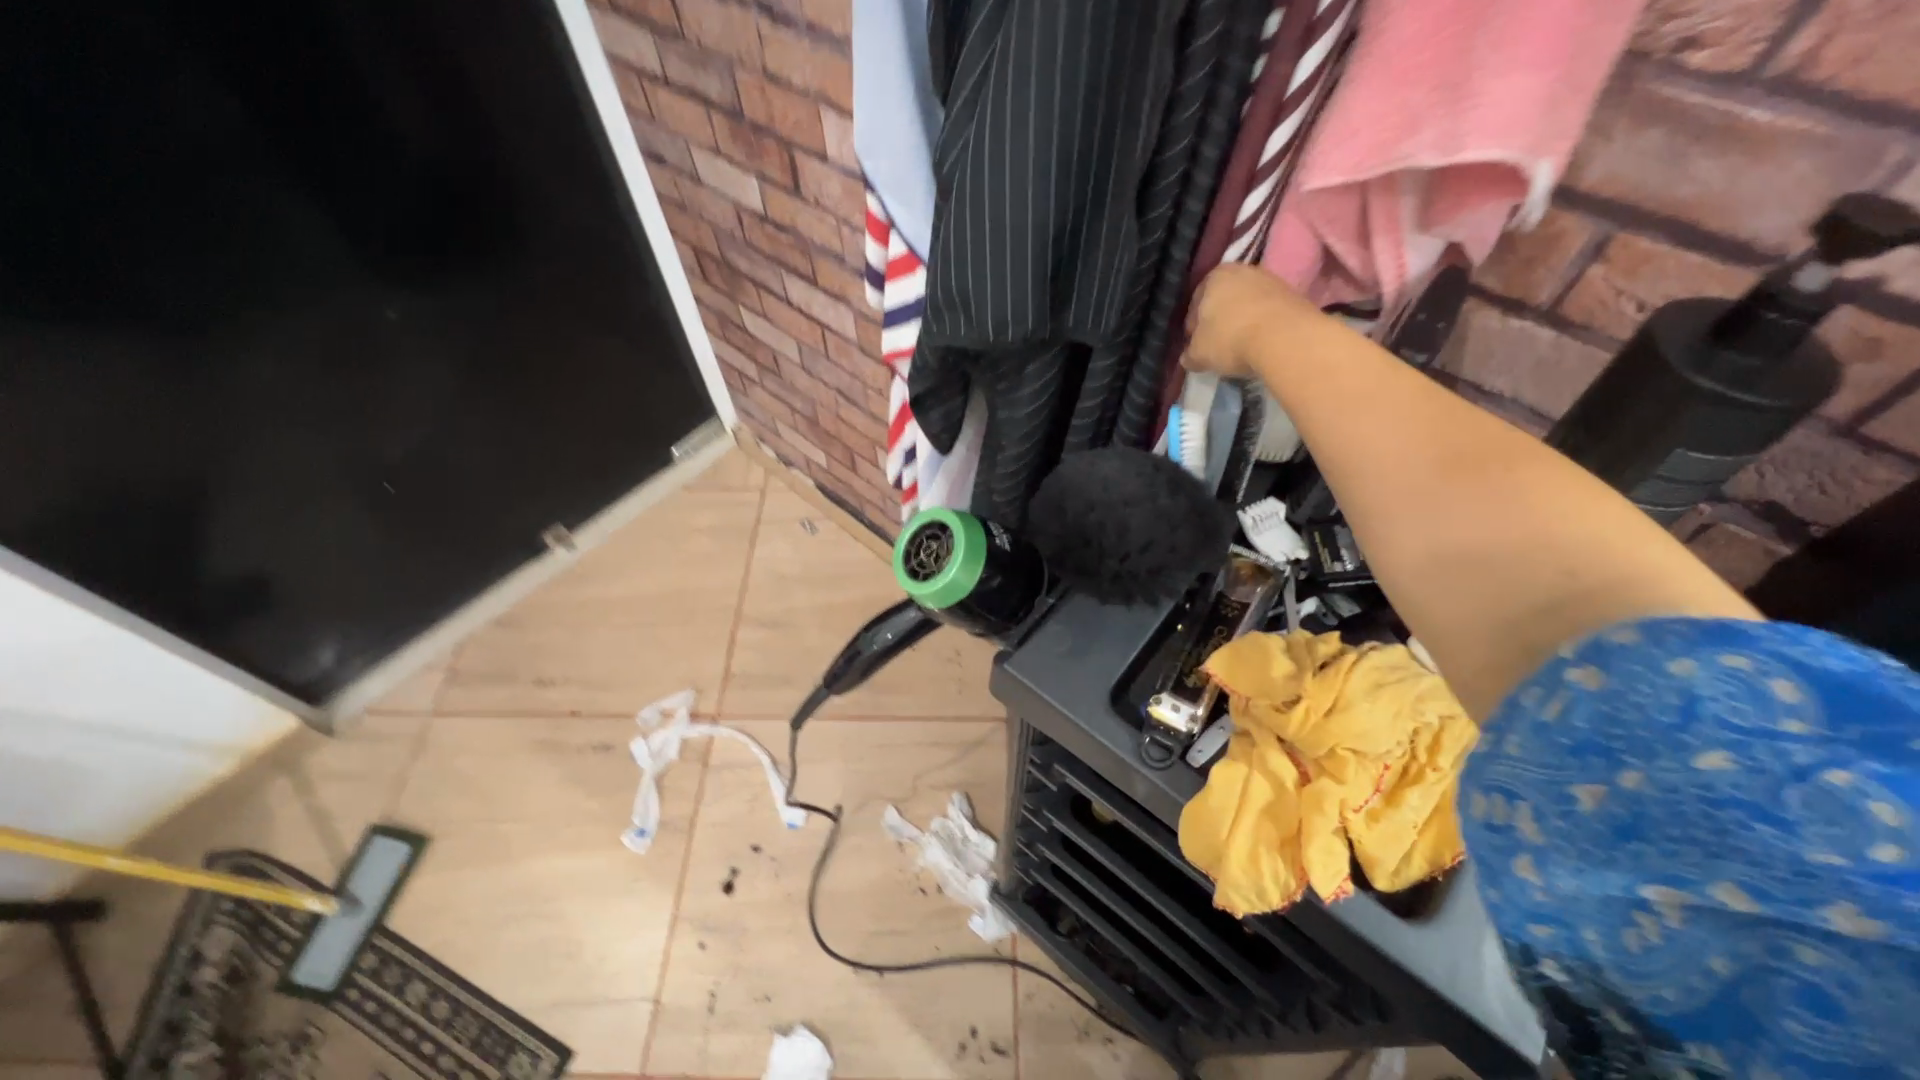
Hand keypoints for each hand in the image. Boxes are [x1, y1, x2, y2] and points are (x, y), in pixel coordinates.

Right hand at [1183, 265, 1325, 377]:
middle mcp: (1242, 270)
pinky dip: (1262, 324)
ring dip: (1242, 321)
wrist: (1286, 338)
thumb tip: (1187, 358)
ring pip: (1248, 303)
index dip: (1193, 326)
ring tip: (1241, 345)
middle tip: (1217, 344)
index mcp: (1214, 276)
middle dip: (1219, 320)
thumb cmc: (1231, 338)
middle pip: (1224, 299)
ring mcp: (1271, 279)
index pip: (1196, 302)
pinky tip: (1261, 342)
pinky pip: (1268, 311)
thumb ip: (1190, 354)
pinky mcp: (1293, 294)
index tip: (1195, 343)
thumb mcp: (1200, 353)